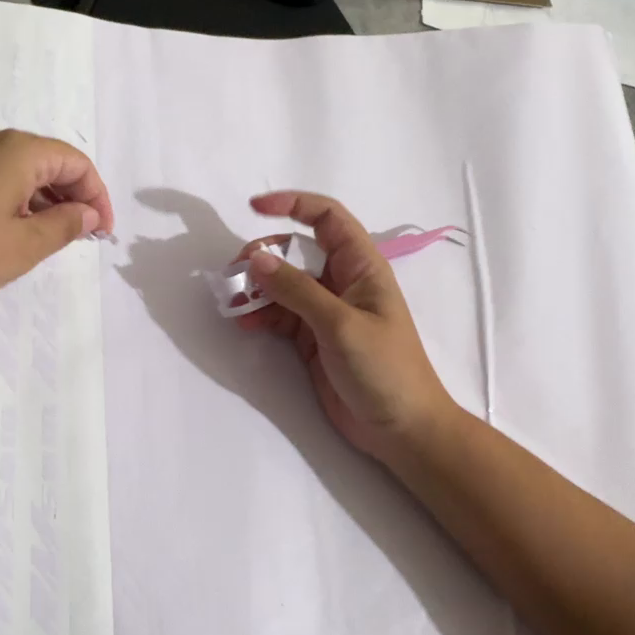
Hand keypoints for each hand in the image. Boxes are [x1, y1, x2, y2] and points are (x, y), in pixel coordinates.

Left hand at [0, 129, 114, 310]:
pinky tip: (12, 233)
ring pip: (21, 171)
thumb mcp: (23, 246)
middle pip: (49, 161)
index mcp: (18, 151)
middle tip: (80, 238)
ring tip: (50, 240)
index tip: (102, 234)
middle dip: (72, 197)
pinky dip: (16, 201)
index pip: (76, 162)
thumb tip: (87, 213)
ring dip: (44, 201)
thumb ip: (64, 226)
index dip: (97, 197)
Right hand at [234, 192, 458, 463]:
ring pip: (283, 284)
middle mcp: (342, 282)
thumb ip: (297, 290)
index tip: (254, 207)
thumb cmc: (385, 369)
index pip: (327, 218)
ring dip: (256, 287)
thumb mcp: (340, 325)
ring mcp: (326, 311)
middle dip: (264, 254)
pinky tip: (244, 322)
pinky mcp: (313, 339)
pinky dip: (260, 314)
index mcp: (362, 267)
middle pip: (297, 251)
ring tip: (232, 300)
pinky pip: (279, 315)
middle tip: (236, 271)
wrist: (403, 430)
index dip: (293, 204)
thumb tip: (257, 258)